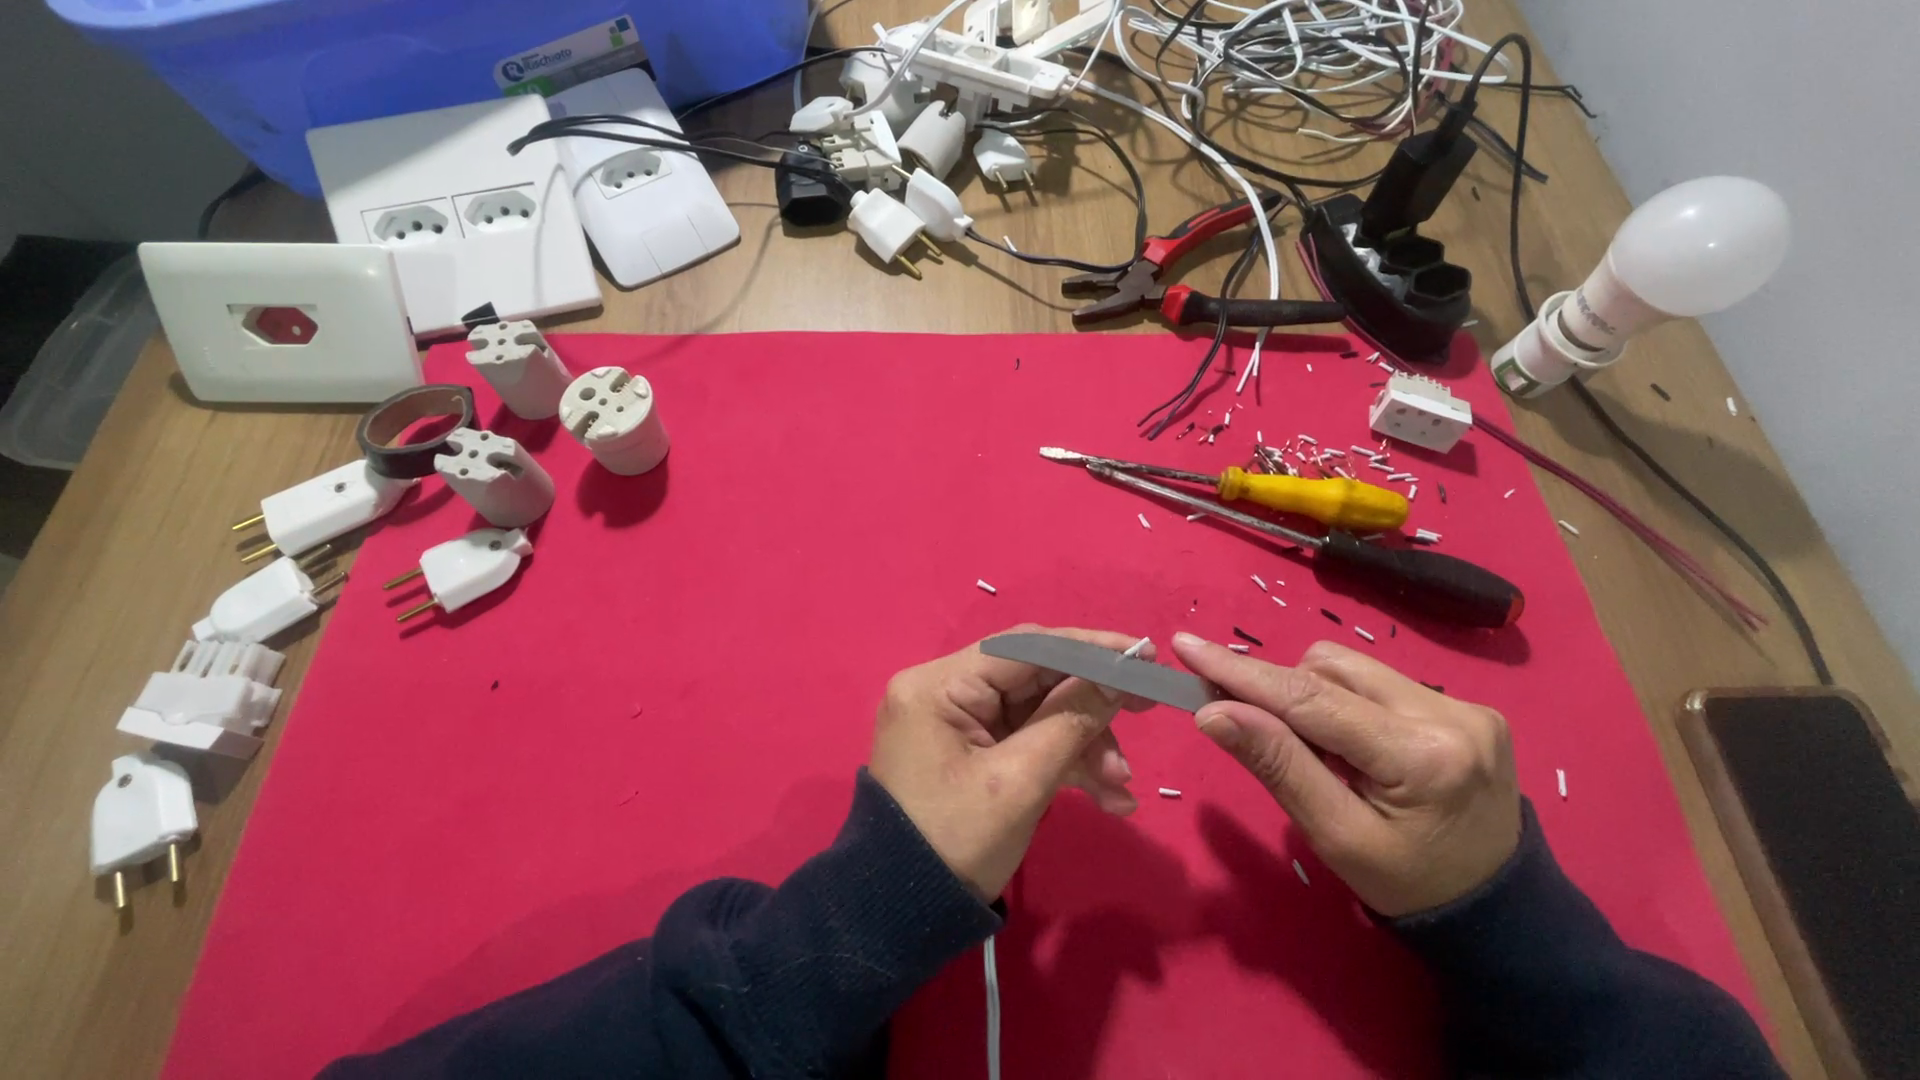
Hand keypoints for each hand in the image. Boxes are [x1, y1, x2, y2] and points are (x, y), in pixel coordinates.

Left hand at [868, 625, 1153, 901]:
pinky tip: (1107, 798)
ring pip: (1038, 712)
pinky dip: (1064, 763)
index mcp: (939, 686)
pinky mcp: (970, 749)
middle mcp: (943, 689)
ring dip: (1084, 744)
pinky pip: (1026, 740)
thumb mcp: (1021, 782)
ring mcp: (957, 720)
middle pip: (1035, 678)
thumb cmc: (956, 844)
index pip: (1025, 645)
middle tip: (1145, 713)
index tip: (1144, 657)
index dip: (1090, 648)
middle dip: (1091, 706)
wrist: (904, 914)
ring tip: (1120, 788)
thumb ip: (1072, 720)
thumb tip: (1120, 675)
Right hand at [1172, 633, 1520, 916]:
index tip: (1187, 647)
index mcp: (1421, 756)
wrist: (1496, 908)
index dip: (1242, 673)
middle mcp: (1450, 714)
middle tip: (1270, 740)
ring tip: (1326, 755)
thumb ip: (1277, 765)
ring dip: (1316, 699)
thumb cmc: (1407, 883)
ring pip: (1352, 668)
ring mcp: (1465, 705)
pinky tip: (1358, 749)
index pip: (1310, 699)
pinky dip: (1348, 705)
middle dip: (1285, 695)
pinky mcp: (1467, 705)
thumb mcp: (1334, 835)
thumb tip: (1212, 712)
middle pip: (1330, 669)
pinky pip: (1379, 681)